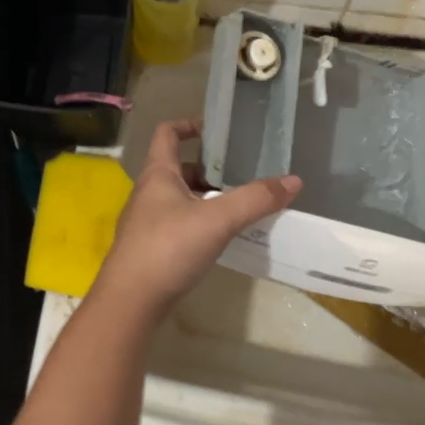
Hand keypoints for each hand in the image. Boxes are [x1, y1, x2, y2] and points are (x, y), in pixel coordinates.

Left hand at [93, 118, 300, 317]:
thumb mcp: (217, 219)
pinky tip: (223, 238)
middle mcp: (149, 192)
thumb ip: (255, 199)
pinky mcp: (152, 247)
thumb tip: (293, 180)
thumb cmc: (168, 247)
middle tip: (242, 174)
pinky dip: (202, 222)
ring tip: (240, 205)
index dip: (189, 124)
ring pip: (181, 198)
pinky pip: (180, 223)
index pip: (167, 133)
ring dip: (208, 197)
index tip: (217, 129)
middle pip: (179, 168)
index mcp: (158, 173)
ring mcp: (147, 221)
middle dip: (210, 168)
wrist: (131, 300)